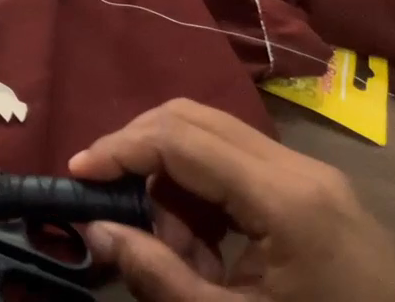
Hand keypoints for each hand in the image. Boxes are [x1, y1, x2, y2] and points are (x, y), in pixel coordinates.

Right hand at [69, 99, 394, 301]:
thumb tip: (94, 228)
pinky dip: (201, 186)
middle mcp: (299, 169)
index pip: (178, 139)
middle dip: (138, 149)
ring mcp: (313, 176)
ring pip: (210, 133)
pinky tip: (202, 241)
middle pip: (191, 118)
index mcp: (286, 200)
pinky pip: (236, 160)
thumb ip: (160, 276)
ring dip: (170, 172)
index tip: (78, 173)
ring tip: (167, 240)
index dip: (119, 149)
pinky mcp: (317, 191)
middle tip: (110, 195)